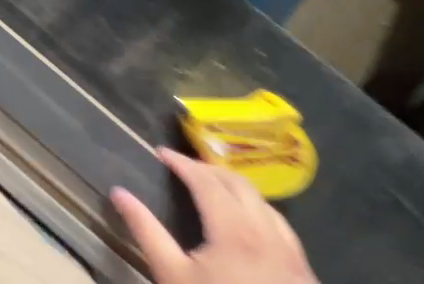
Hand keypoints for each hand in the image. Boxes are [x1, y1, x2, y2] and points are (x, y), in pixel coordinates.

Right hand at [112, 148, 316, 283]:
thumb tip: (119, 193)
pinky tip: (248, 225)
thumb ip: (146, 230)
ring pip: (267, 205)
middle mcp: (268, 235)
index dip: (183, 163)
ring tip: (214, 189)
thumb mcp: (172, 274)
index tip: (161, 152)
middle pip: (241, 185)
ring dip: (238, 189)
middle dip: (210, 169)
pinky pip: (283, 229)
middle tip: (184, 166)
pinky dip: (259, 212)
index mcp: (234, 231)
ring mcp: (293, 256)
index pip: (207, 182)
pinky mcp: (305, 275)